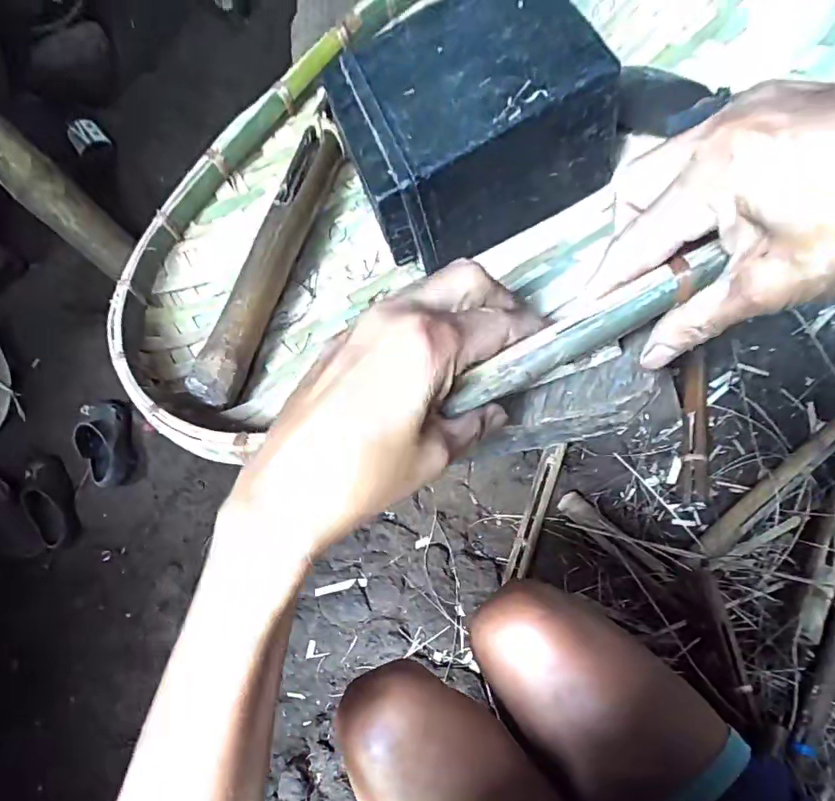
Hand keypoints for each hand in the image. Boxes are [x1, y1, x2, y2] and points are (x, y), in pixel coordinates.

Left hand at [219, 261, 543, 555]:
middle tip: (519, 337)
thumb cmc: (363, 478)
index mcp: (427, 343)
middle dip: (502, 300)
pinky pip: (402, 309)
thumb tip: (495, 409)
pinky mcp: (347, 336)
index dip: (529, 332)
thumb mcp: (433, 455)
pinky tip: (437, 362)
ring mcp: (367, 321)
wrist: (286, 488)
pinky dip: (432, 320)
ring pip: (432, 288)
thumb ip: (474, 423)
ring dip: (465, 307)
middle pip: (467, 279)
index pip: (496, 323)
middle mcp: (397, 316)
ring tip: (482, 351)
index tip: (548, 342)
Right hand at [589, 79, 834, 368]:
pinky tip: (731, 230)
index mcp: (715, 165)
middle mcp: (724, 122)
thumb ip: (703, 316)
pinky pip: (717, 152)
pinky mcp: (788, 105)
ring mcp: (758, 105)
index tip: (582, 320)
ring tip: (690, 272)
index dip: (606, 286)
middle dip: (630, 248)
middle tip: (643, 301)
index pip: (636, 238)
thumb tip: (651, 350)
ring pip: (677, 167)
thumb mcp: (779, 284)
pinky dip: (705, 197)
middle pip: (640, 189)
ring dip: (668, 221)